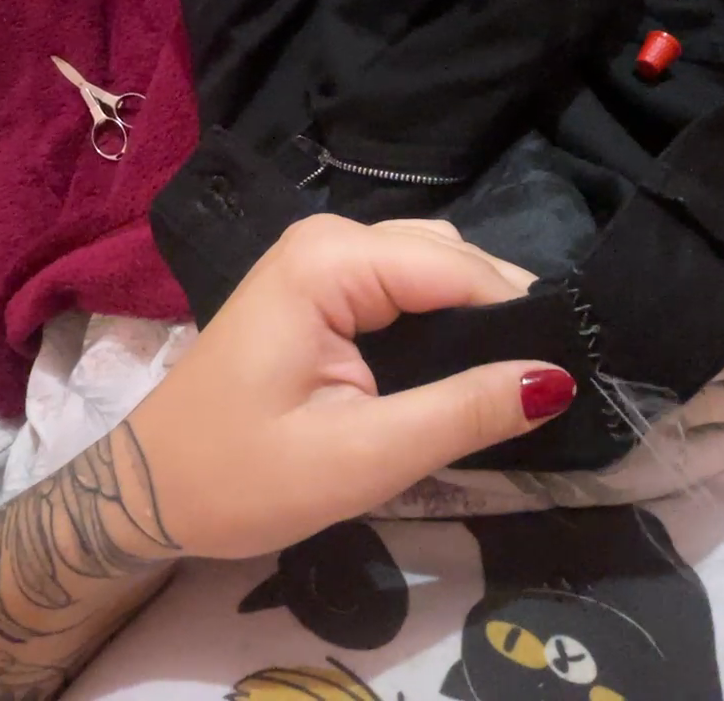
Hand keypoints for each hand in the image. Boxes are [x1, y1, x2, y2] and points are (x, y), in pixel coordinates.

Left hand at [127, 214, 575, 559]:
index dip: (519, 317)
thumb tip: (555, 379)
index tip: (571, 372)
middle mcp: (329, 237)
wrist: (152, 487)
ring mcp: (321, 253)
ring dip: (472, 312)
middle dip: (499, 313)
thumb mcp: (360, 458)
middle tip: (540, 385)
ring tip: (502, 376)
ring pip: (432, 263)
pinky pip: (405, 279)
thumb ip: (461, 412)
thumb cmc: (241, 479)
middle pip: (449, 257)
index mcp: (329, 262)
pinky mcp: (321, 280)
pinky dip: (440, 311)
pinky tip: (457, 357)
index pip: (458, 270)